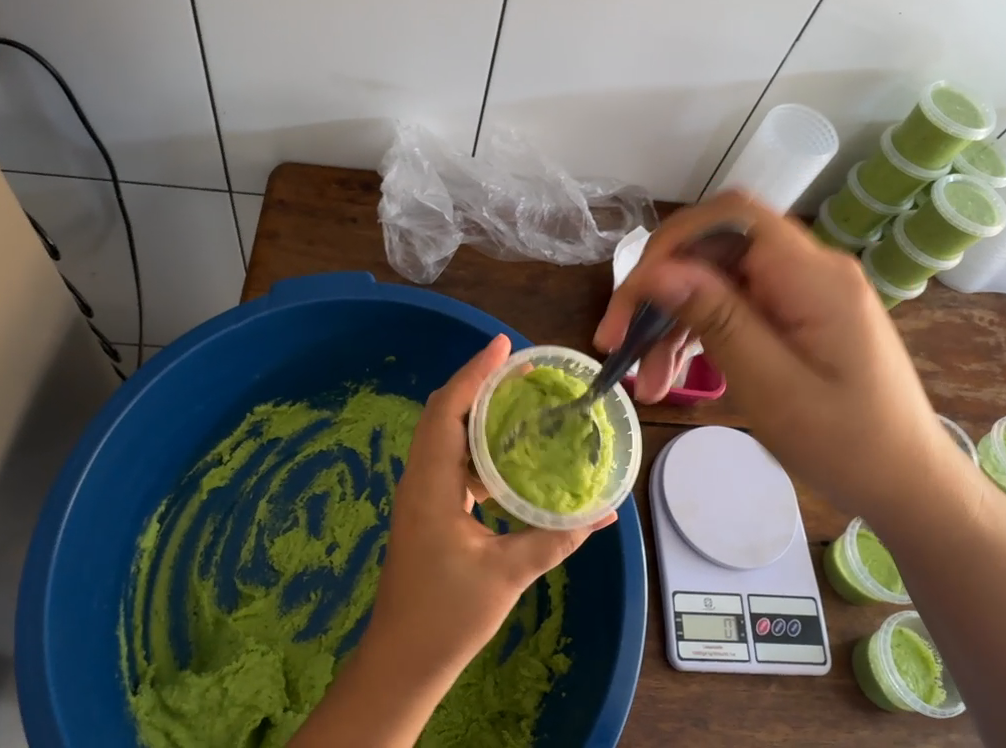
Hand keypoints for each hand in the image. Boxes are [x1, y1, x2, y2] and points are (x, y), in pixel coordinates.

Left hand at [361, 335, 613, 681]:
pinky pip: (452, 460)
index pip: (449, 410)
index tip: (505, 346)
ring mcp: (422, 494)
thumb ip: (553, 539)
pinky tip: (510, 455)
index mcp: (431, 484)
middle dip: (478, 383)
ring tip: (519, 399)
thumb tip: (602, 513)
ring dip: (477, 412)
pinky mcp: (429, 510)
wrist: (403, 660)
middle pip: (443, 413)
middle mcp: (420, 479)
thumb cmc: (447, 615)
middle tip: (520, 367)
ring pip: (446, 435)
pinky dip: (478, 445)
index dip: (475, 373)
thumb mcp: (507, 574)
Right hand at [595, 192, 948, 520]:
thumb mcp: (772, 386)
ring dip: (673, 322)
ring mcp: (803, 291)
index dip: (672, 242)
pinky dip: (700, 335)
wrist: (908, 486)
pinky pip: (735, 306)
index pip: (729, 217)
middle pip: (715, 249)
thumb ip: (717, 320)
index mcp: (812, 276)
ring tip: (647, 382)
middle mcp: (809, 269)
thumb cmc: (847, 445)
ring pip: (717, 280)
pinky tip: (673, 376)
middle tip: (618, 342)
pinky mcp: (798, 315)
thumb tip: (660, 270)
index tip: (634, 295)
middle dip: (660, 290)